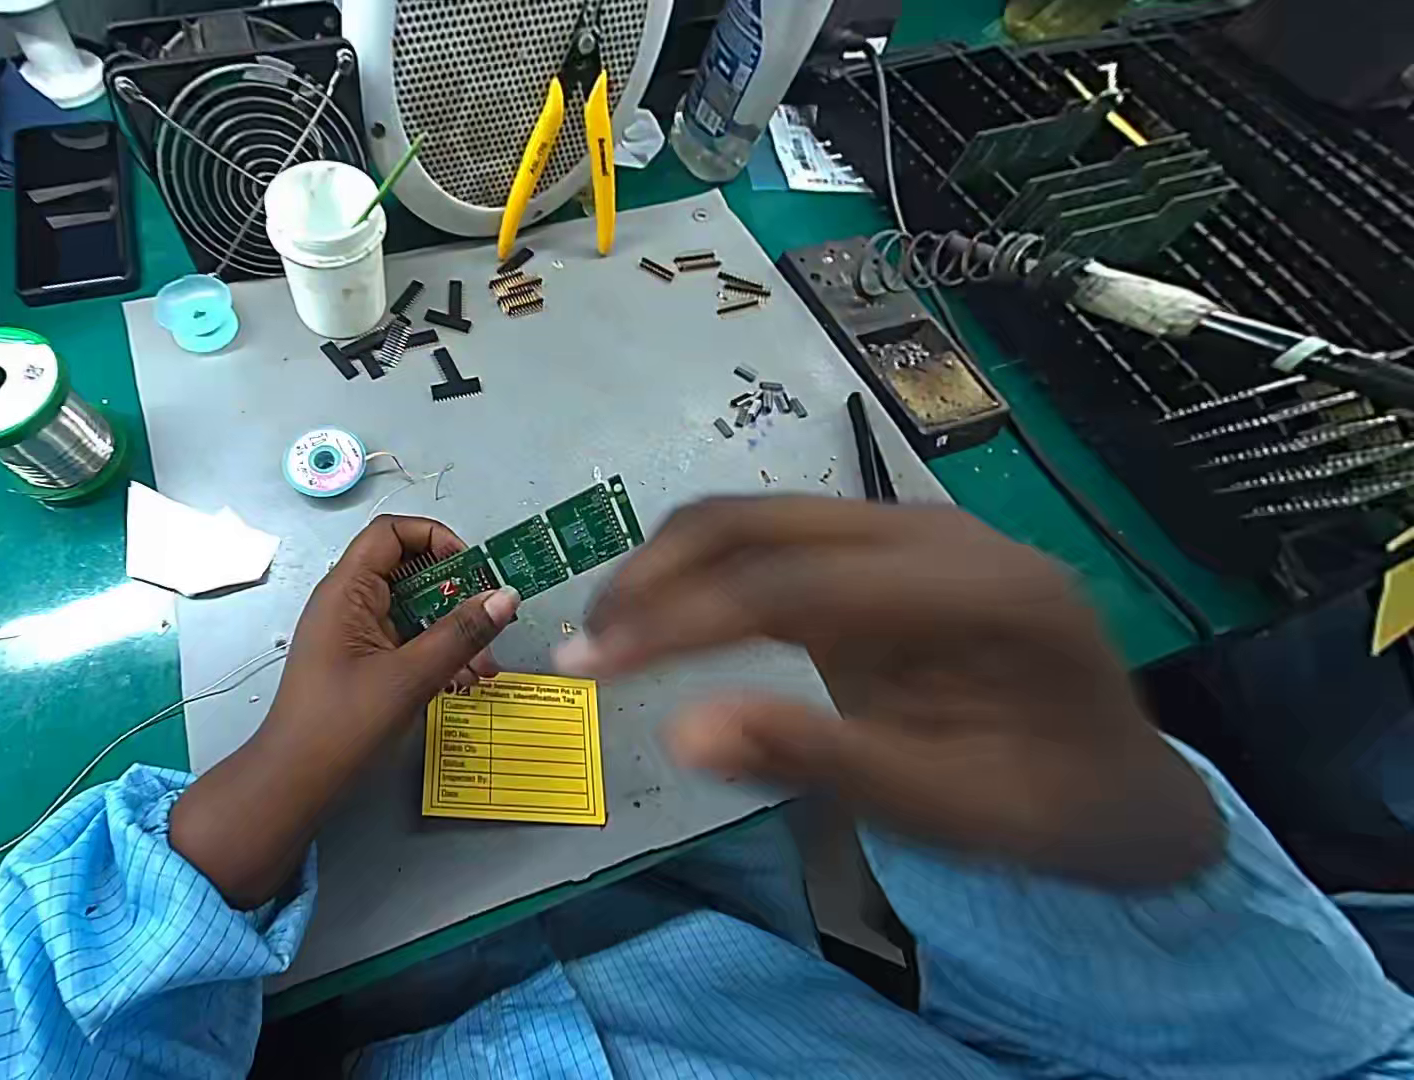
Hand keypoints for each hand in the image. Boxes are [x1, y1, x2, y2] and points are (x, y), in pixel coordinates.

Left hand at [265, 514, 520, 755]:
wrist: (295, 784)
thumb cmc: (341, 725)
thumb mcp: (410, 676)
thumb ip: (461, 634)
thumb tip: (504, 596)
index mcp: (347, 590)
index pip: (390, 533)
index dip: (434, 537)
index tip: (471, 568)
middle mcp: (350, 602)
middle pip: (410, 571)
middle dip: (455, 594)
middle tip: (490, 618)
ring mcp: (357, 631)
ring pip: (415, 609)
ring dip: (453, 630)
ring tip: (484, 665)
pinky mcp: (365, 658)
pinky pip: (409, 638)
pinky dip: (438, 651)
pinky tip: (464, 678)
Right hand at [555, 496, 1221, 886]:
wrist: (1113, 776)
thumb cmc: (1040, 804)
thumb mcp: (944, 809)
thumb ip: (815, 760)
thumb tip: (680, 734)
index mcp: (971, 592)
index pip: (785, 587)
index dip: (676, 621)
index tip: (592, 662)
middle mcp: (926, 531)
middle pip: (750, 522)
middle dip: (651, 576)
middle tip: (589, 637)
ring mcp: (892, 524)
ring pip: (742, 514)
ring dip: (661, 563)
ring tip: (610, 623)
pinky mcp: (862, 538)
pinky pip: (758, 531)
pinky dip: (691, 564)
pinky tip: (663, 605)